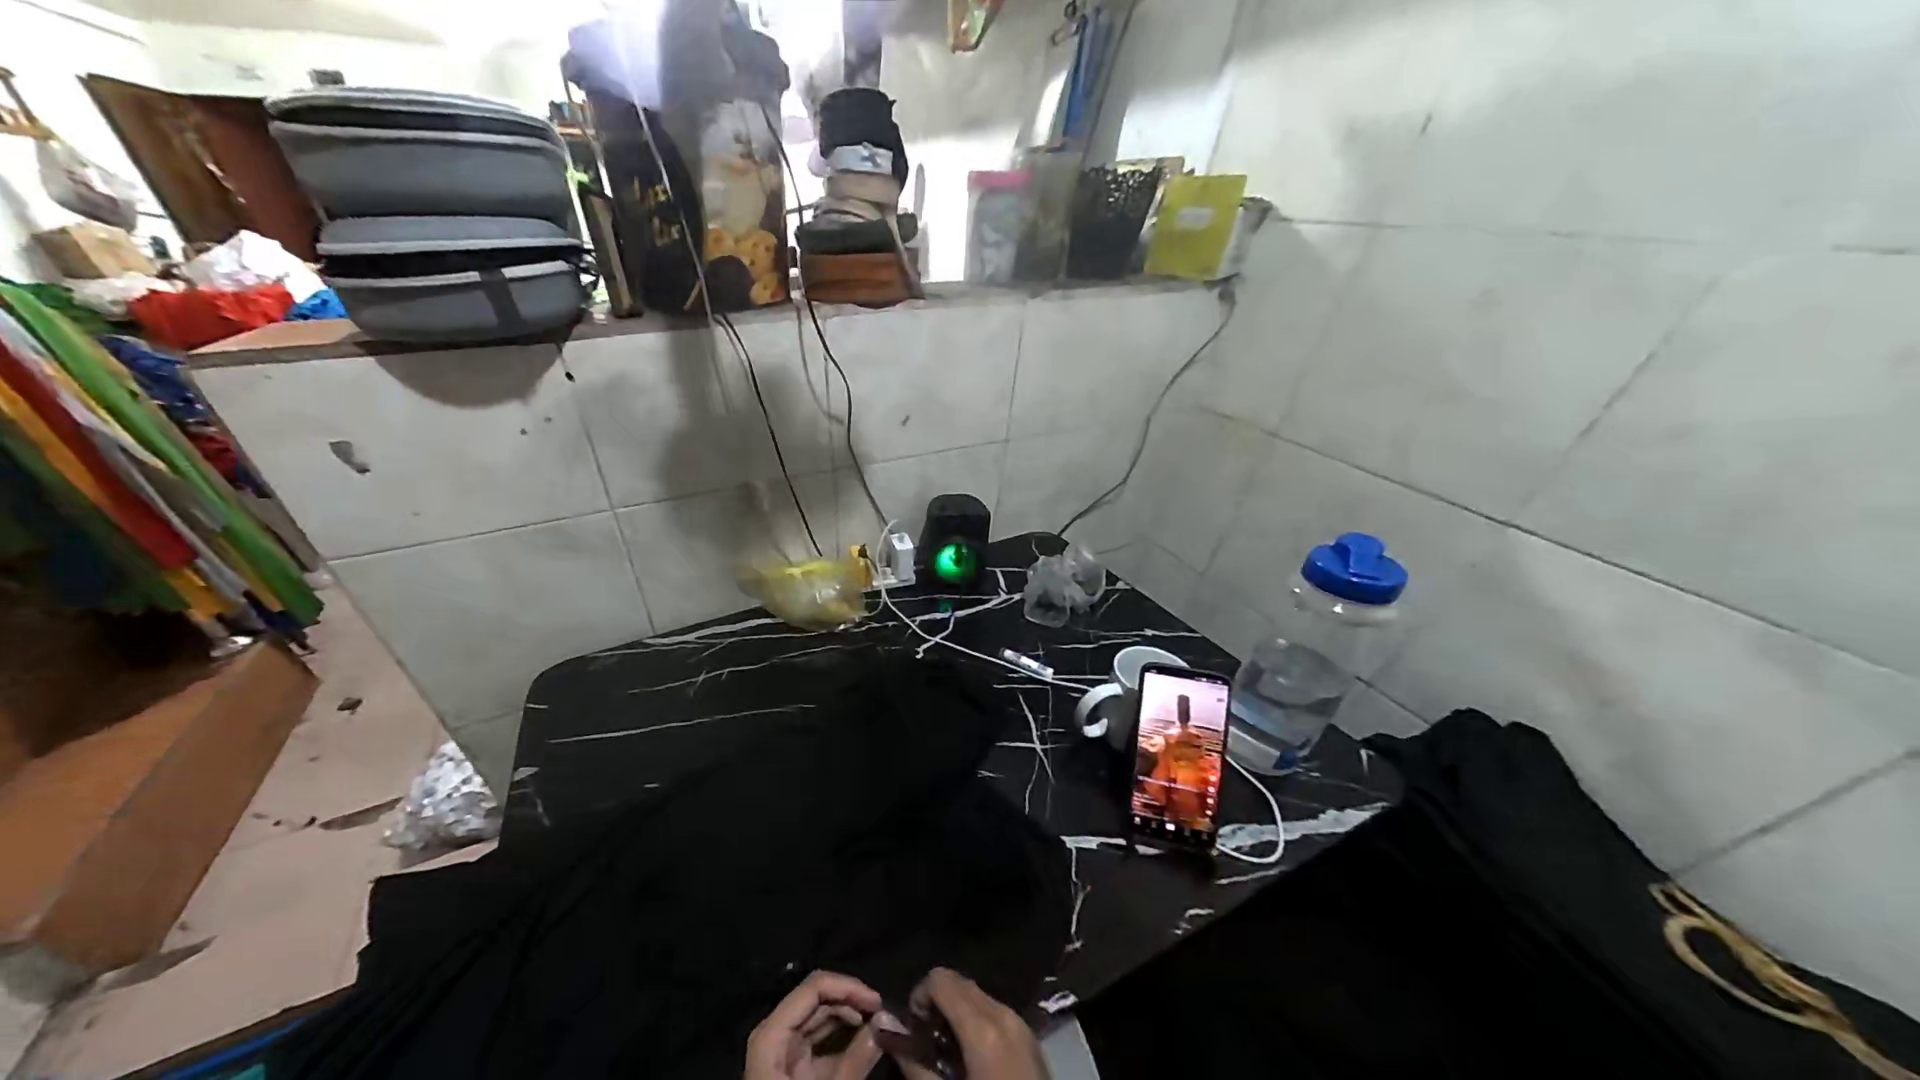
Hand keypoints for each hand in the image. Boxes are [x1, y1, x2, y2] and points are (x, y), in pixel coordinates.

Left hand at [744, 970, 885, 1079]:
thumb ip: (858, 1059)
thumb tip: (886, 1022)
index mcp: (772, 1036)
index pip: (813, 988)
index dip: (848, 987)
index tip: (878, 1002)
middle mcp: (774, 1035)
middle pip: (815, 999)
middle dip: (851, 1002)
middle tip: (882, 1015)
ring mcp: (780, 1052)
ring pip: (818, 1018)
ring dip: (849, 1018)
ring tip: (877, 1026)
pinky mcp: (789, 1069)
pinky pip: (817, 1041)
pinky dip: (841, 1038)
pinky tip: (863, 1043)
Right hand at [892, 968, 1048, 1079]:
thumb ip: (914, 1065)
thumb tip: (886, 1029)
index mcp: (983, 1028)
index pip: (940, 979)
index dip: (918, 998)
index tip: (912, 1031)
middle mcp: (1003, 1013)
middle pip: (958, 982)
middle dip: (934, 1004)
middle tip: (922, 1041)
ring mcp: (1020, 1023)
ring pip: (976, 994)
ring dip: (953, 1011)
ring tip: (943, 1052)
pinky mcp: (1028, 1036)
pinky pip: (993, 1011)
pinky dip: (973, 1021)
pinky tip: (967, 1057)